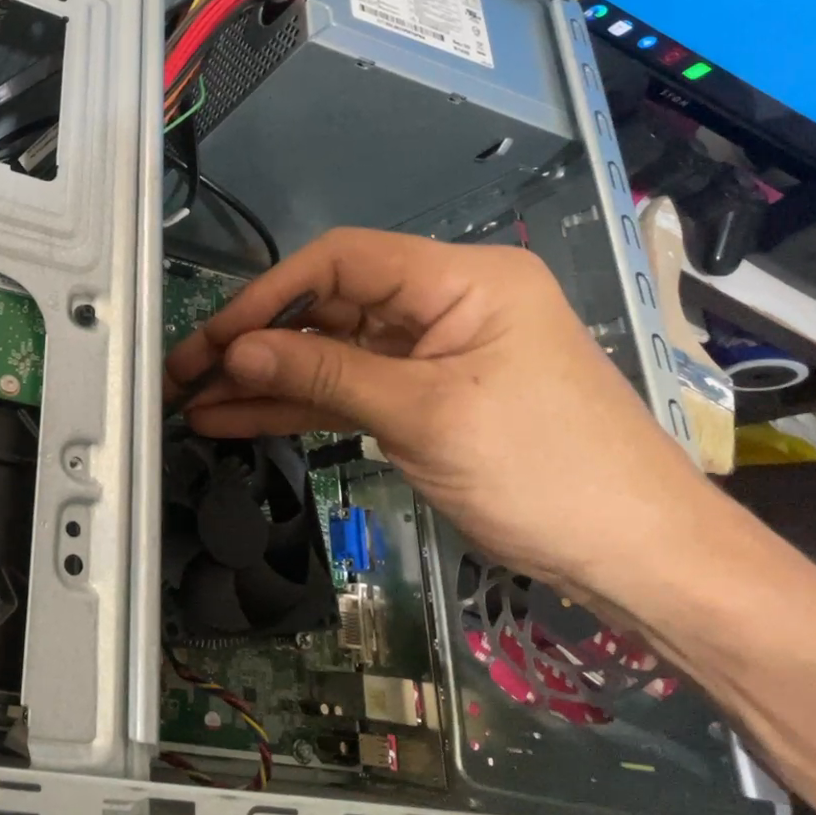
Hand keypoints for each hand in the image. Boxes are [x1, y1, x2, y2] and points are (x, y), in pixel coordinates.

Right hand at [164, 228, 713, 593]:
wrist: (631, 553)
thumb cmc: (543, 468)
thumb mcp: (423, 413)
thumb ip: (322, 374)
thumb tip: (234, 351)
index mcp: (460, 282)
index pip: (340, 262)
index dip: (267, 295)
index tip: (215, 338)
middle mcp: (437, 307)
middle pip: (322, 309)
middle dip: (251, 343)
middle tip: (184, 374)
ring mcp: (424, 355)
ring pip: (323, 356)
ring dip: (260, 380)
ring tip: (191, 402)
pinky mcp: (415, 399)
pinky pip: (339, 392)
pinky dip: (290, 406)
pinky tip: (232, 418)